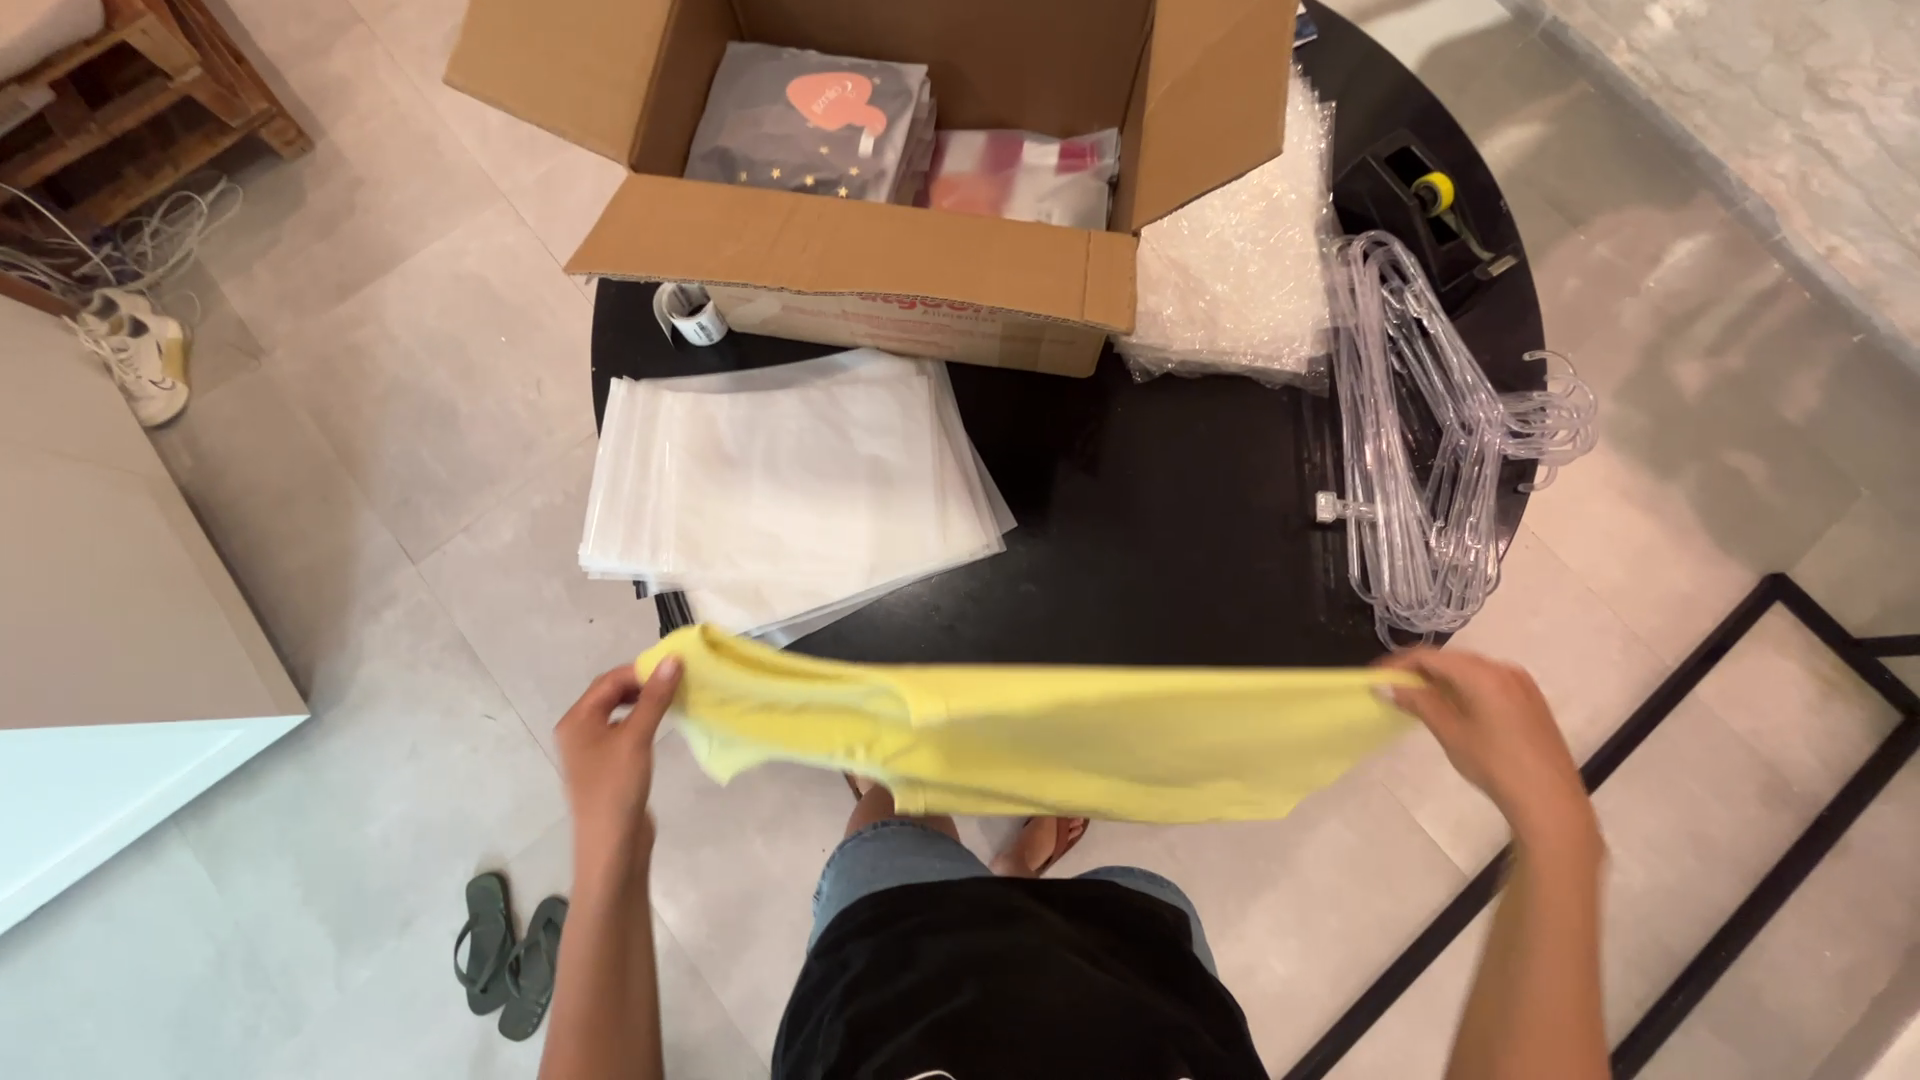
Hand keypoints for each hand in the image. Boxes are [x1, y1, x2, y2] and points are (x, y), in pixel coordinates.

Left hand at [554, 657, 683, 890]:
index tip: (676, 670)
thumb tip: (673, 659)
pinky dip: (643, 721)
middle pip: (612, 694)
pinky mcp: (607, 766)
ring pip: (620, 712)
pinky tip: (662, 727)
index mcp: (576, 720)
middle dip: (643, 685)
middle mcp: (579, 731)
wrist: (611, 845)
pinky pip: (625, 731)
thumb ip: (654, 697)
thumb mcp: (636, 737)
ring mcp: (592, 750)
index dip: (641, 671)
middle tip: (677, 683)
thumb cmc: (617, 787)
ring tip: (674, 700)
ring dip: (645, 702)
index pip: (609, 680)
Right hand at [1377, 648, 1596, 848]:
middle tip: (1392, 689)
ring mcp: (1521, 684)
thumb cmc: (1494, 764)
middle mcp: (1503, 669)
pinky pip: (1486, 682)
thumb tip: (1384, 685)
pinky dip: (1462, 689)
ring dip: (1439, 680)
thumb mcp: (1449, 732)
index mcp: (1483, 674)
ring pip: (1468, 671)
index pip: (1429, 656)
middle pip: (1450, 660)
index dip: (1397, 664)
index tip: (1374, 678)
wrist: (1550, 801)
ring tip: (1416, 699)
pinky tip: (1450, 708)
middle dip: (1418, 671)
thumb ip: (1417, 701)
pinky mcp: (1529, 700)